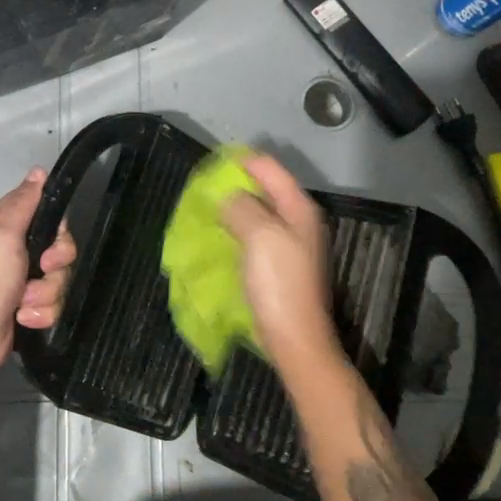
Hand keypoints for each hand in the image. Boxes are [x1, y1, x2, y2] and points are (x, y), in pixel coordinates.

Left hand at [0, 168, 77, 375]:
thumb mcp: (3, 233)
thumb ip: (24, 202)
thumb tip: (38, 171)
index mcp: (7, 225)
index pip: (49, 214)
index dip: (58, 229)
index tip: (53, 240)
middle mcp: (17, 249)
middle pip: (62, 250)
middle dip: (57, 266)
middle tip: (41, 270)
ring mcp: (24, 280)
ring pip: (61, 280)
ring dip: (46, 295)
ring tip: (24, 303)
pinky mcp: (30, 306)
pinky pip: (54, 305)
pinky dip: (41, 313)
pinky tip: (24, 318)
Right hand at [220, 155, 342, 377]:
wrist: (294, 339)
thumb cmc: (279, 283)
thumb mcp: (259, 235)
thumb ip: (241, 206)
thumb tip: (226, 197)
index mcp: (298, 208)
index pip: (269, 168)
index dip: (240, 160)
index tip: (209, 164)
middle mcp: (297, 221)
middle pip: (264, 190)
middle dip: (234, 185)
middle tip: (201, 188)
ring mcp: (289, 245)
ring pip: (257, 214)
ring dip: (232, 210)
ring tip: (204, 211)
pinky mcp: (278, 267)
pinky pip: (253, 238)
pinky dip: (235, 232)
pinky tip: (217, 238)